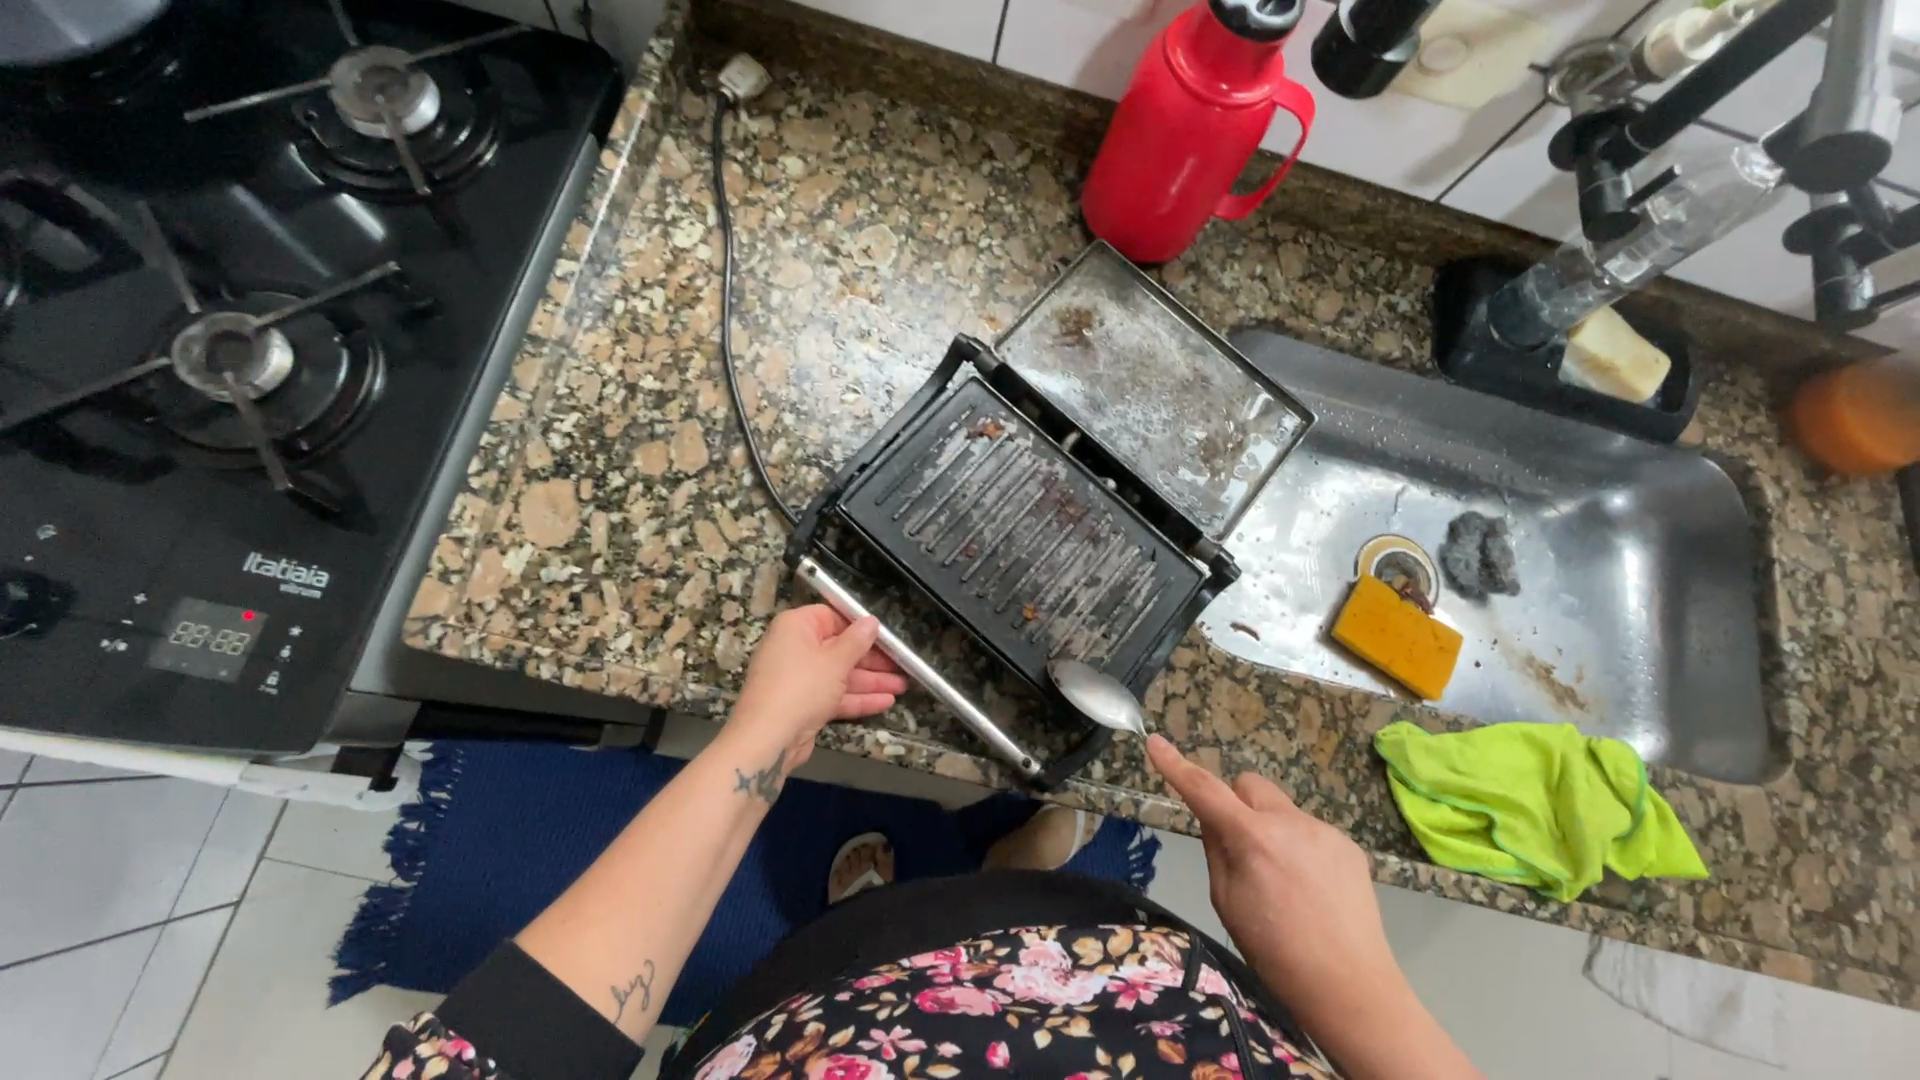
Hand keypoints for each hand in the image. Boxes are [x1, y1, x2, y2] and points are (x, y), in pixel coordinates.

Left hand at [728, 605, 907, 762]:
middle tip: (901, 664)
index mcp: (796, 627)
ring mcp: (798, 680)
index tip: (885, 636)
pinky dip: (857, 698)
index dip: (859, 626)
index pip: (831, 617)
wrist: (768, 738)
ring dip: (870, 681)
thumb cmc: (802, 686)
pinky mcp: (803, 705)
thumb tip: (871, 621)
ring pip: (840, 675)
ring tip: (902, 686)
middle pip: (839, 648)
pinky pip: (834, 696)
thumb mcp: (836, 660)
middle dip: (872, 659)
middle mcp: (794, 649)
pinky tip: (886, 702)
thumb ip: (857, 640)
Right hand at [1146, 734, 1399, 1022]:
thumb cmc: (1274, 951)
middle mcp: (1289, 822)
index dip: (1175, 765)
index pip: (1204, 790)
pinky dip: (1299, 847)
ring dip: (1270, 828)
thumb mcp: (1226, 901)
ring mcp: (1323, 831)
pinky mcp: (1349, 845)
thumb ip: (1216, 849)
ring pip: (1280, 809)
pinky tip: (1310, 888)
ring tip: (1282, 880)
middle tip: (1238, 846)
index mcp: (1252, 839)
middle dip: (1236, 804)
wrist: (1350, 987)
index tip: (1155, 742)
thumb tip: (1211, 816)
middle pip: (1248, 785)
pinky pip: (1309, 830)